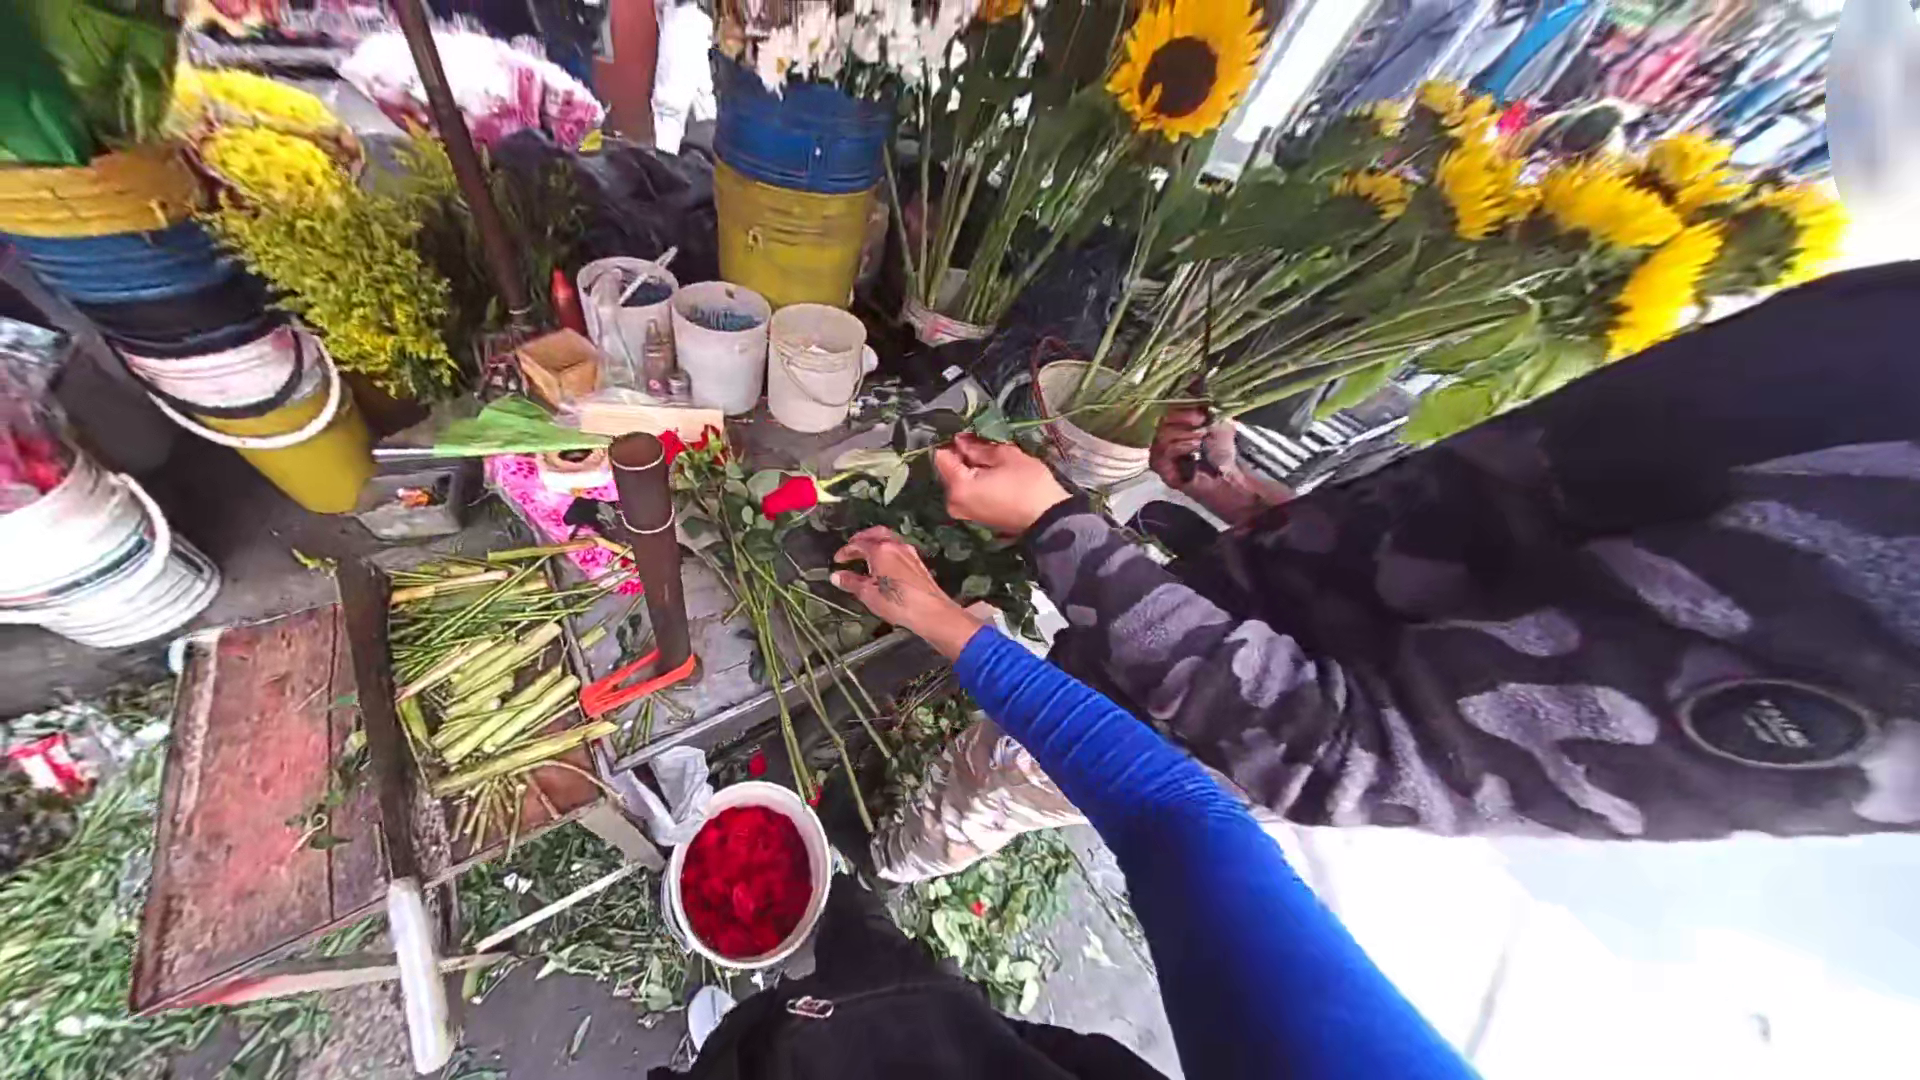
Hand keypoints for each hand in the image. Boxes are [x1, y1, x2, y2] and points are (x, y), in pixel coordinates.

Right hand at [831, 526, 983, 659]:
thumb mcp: (868, 593)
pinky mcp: (917, 562)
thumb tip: (837, 576)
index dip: (846, 550)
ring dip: (876, 543)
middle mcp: (896, 546)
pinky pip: (898, 549)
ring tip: (866, 556)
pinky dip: (887, 551)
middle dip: (862, 539)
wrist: (931, 612)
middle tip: (852, 548)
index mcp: (881, 550)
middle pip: (876, 533)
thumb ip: (851, 582)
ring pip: (889, 539)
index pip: (858, 543)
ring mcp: (909, 553)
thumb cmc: (898, 602)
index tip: (839, 559)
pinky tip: (884, 565)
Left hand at [933, 434, 1070, 534]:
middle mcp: (954, 503)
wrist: (1048, 519)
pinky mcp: (974, 518)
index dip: (954, 443)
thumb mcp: (1006, 456)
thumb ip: (978, 447)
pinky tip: (995, 478)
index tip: (972, 438)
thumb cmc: (1029, 484)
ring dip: (971, 470)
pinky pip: (967, 493)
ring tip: (994, 464)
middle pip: (948, 470)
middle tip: (987, 449)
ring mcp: (963, 513)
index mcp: (958, 487)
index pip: (941, 456)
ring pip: (958, 481)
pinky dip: (976, 483)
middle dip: (963, 457)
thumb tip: (961, 440)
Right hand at [1149, 407, 1292, 525]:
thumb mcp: (1216, 419)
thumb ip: (1204, 403)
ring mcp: (1158, 453)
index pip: (1169, 409)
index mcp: (1174, 424)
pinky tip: (1194, 450)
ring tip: (1201, 441)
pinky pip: (1163, 451)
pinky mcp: (1159, 467)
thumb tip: (1198, 378)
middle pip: (1163, 420)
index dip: (1183, 407)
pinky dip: (1181, 447)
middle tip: (1203, 425)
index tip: (1201, 410)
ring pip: (1163, 435)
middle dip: (1185, 420)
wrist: (1227, 476)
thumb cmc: (1222, 450)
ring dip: (1186, 435)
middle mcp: (1162, 437)